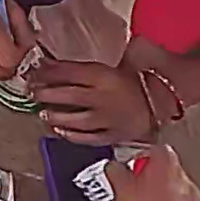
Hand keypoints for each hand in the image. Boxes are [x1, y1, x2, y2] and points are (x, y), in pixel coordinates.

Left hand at [32, 59, 154, 144]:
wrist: (166, 98)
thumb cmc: (137, 78)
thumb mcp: (112, 64)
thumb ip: (85, 66)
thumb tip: (50, 62)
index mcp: (105, 76)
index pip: (69, 72)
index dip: (48, 71)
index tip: (34, 72)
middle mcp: (104, 97)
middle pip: (68, 95)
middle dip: (46, 93)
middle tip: (33, 92)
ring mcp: (109, 119)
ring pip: (76, 120)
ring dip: (56, 117)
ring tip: (42, 113)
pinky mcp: (114, 135)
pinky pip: (89, 138)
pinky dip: (72, 135)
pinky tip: (59, 131)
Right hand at [104, 145, 199, 200]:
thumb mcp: (120, 191)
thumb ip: (116, 173)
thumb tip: (114, 167)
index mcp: (167, 164)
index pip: (154, 150)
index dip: (139, 157)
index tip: (129, 167)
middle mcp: (186, 180)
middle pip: (166, 173)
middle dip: (149, 182)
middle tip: (133, 192)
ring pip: (176, 196)